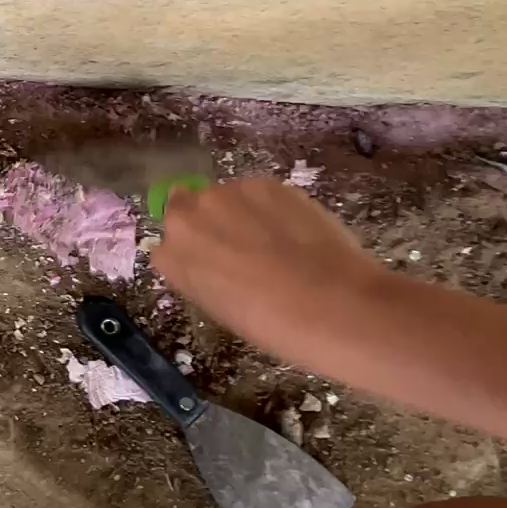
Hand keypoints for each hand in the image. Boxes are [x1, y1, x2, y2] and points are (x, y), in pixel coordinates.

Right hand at [154, 179, 391, 362]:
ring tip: (279, 239)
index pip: (168, 245)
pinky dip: (272, 206)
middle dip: (209, 221)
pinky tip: (298, 231)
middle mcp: (185, 217)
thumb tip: (213, 258)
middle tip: (243, 245)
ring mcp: (222, 194)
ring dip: (240, 211)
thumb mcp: (219, 306)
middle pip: (185, 207)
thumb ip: (201, 273)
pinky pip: (257, 192)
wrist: (337, 307)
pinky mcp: (261, 183)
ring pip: (223, 196)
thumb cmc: (275, 324)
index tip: (217, 265)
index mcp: (169, 256)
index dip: (195, 253)